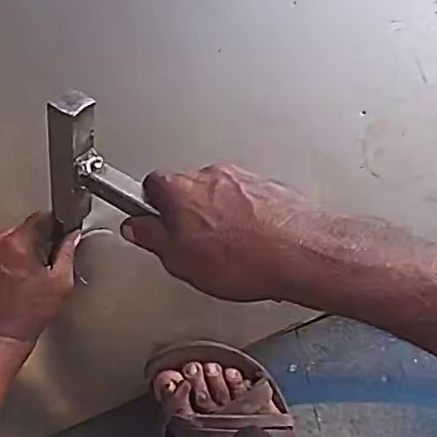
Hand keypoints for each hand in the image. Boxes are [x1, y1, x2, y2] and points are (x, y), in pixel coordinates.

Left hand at [0, 213, 79, 342]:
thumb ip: (67, 252)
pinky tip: (19, 275)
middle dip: (40, 240)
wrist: (2, 333)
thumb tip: (71, 236)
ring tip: (31, 272)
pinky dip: (12, 255)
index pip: (41, 217)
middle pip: (27, 226)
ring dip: (25, 247)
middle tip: (47, 262)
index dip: (56, 226)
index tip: (62, 234)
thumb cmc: (27, 314)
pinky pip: (2, 247)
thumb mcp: (60, 282)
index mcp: (17, 243)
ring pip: (14, 236)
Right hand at [120, 164, 339, 301]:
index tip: (153, 225)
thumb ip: (152, 238)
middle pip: (186, 189)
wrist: (300, 253)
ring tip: (227, 250)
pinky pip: (245, 201)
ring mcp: (242, 179)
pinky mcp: (268, 187)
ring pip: (218, 195)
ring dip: (218, 216)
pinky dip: (244, 218)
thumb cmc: (244, 258)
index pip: (151, 185)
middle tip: (192, 245)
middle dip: (187, 213)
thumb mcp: (180, 261)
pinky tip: (249, 245)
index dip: (151, 208)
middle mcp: (210, 175)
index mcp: (180, 189)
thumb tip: (137, 227)